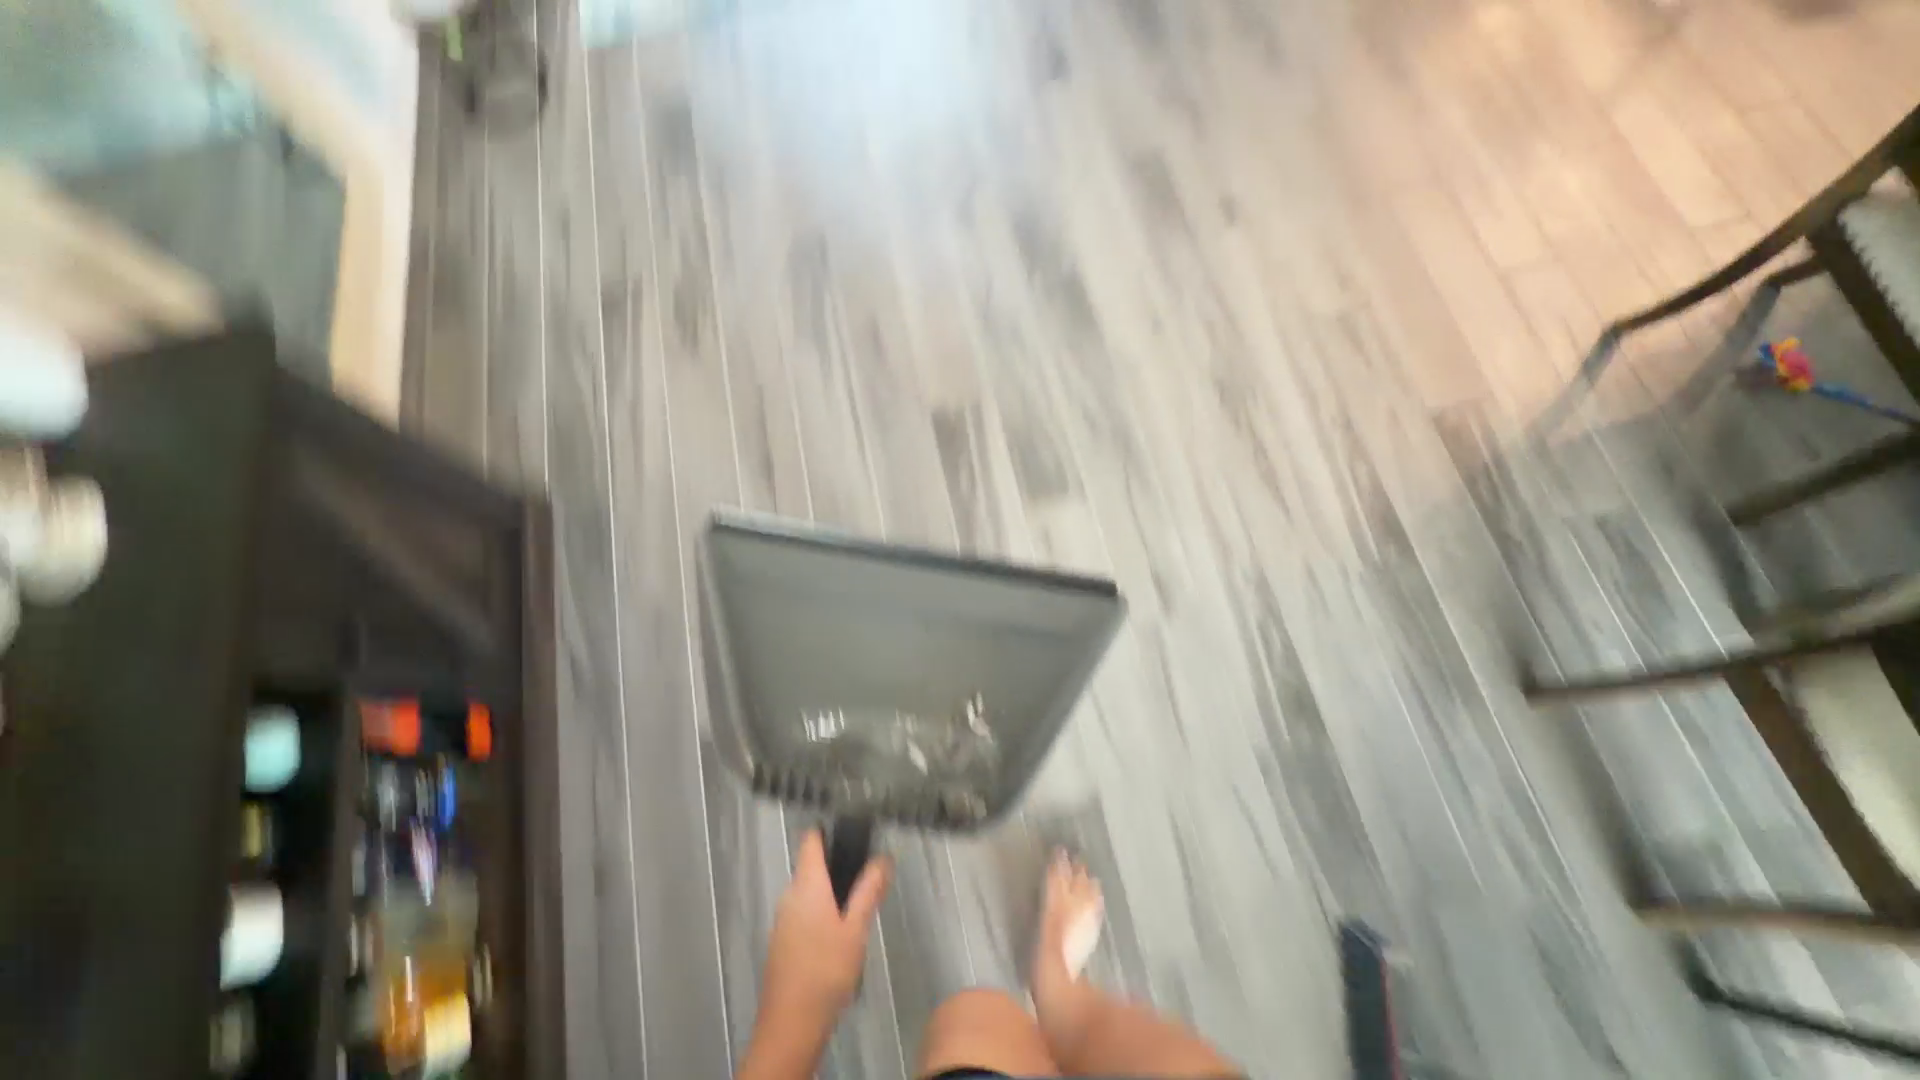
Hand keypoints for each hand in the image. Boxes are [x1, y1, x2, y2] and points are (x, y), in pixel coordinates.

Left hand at [761, 829, 891, 1024]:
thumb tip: (883, 857)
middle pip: (813, 867)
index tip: (854, 828)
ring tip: (861, 912)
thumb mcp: (856, 929)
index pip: (811, 841)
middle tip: (871, 880)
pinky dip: (823, 915)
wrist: (790, 1025)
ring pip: (810, 893)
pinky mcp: (783, 942)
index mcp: (806, 886)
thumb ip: (868, 891)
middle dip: (840, 869)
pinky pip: (805, 914)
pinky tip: (841, 939)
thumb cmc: (826, 970)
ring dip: (833, 896)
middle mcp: (789, 895)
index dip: (829, 830)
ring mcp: (783, 920)